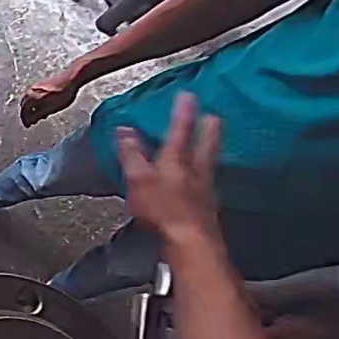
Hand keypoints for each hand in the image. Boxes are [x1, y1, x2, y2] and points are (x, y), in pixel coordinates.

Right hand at [20, 71, 80, 126]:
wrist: (71, 78)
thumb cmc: (63, 94)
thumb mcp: (51, 108)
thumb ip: (39, 115)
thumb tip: (29, 121)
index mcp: (32, 97)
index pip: (24, 111)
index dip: (25, 120)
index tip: (27, 125)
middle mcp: (30, 91)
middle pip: (24, 105)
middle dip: (26, 114)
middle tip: (30, 121)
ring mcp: (35, 87)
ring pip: (27, 100)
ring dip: (29, 108)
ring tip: (35, 114)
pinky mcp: (40, 84)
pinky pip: (31, 95)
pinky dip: (33, 102)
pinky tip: (40, 105)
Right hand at [115, 92, 223, 242]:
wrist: (190, 242)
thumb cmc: (162, 209)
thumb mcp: (138, 178)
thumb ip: (131, 154)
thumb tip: (125, 130)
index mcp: (176, 161)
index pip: (180, 130)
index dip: (183, 112)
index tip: (188, 95)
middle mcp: (195, 172)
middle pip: (204, 145)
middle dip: (208, 129)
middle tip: (213, 116)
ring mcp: (204, 190)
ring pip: (209, 162)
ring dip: (210, 149)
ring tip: (212, 142)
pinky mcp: (207, 207)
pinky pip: (207, 181)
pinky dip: (206, 173)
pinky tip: (204, 178)